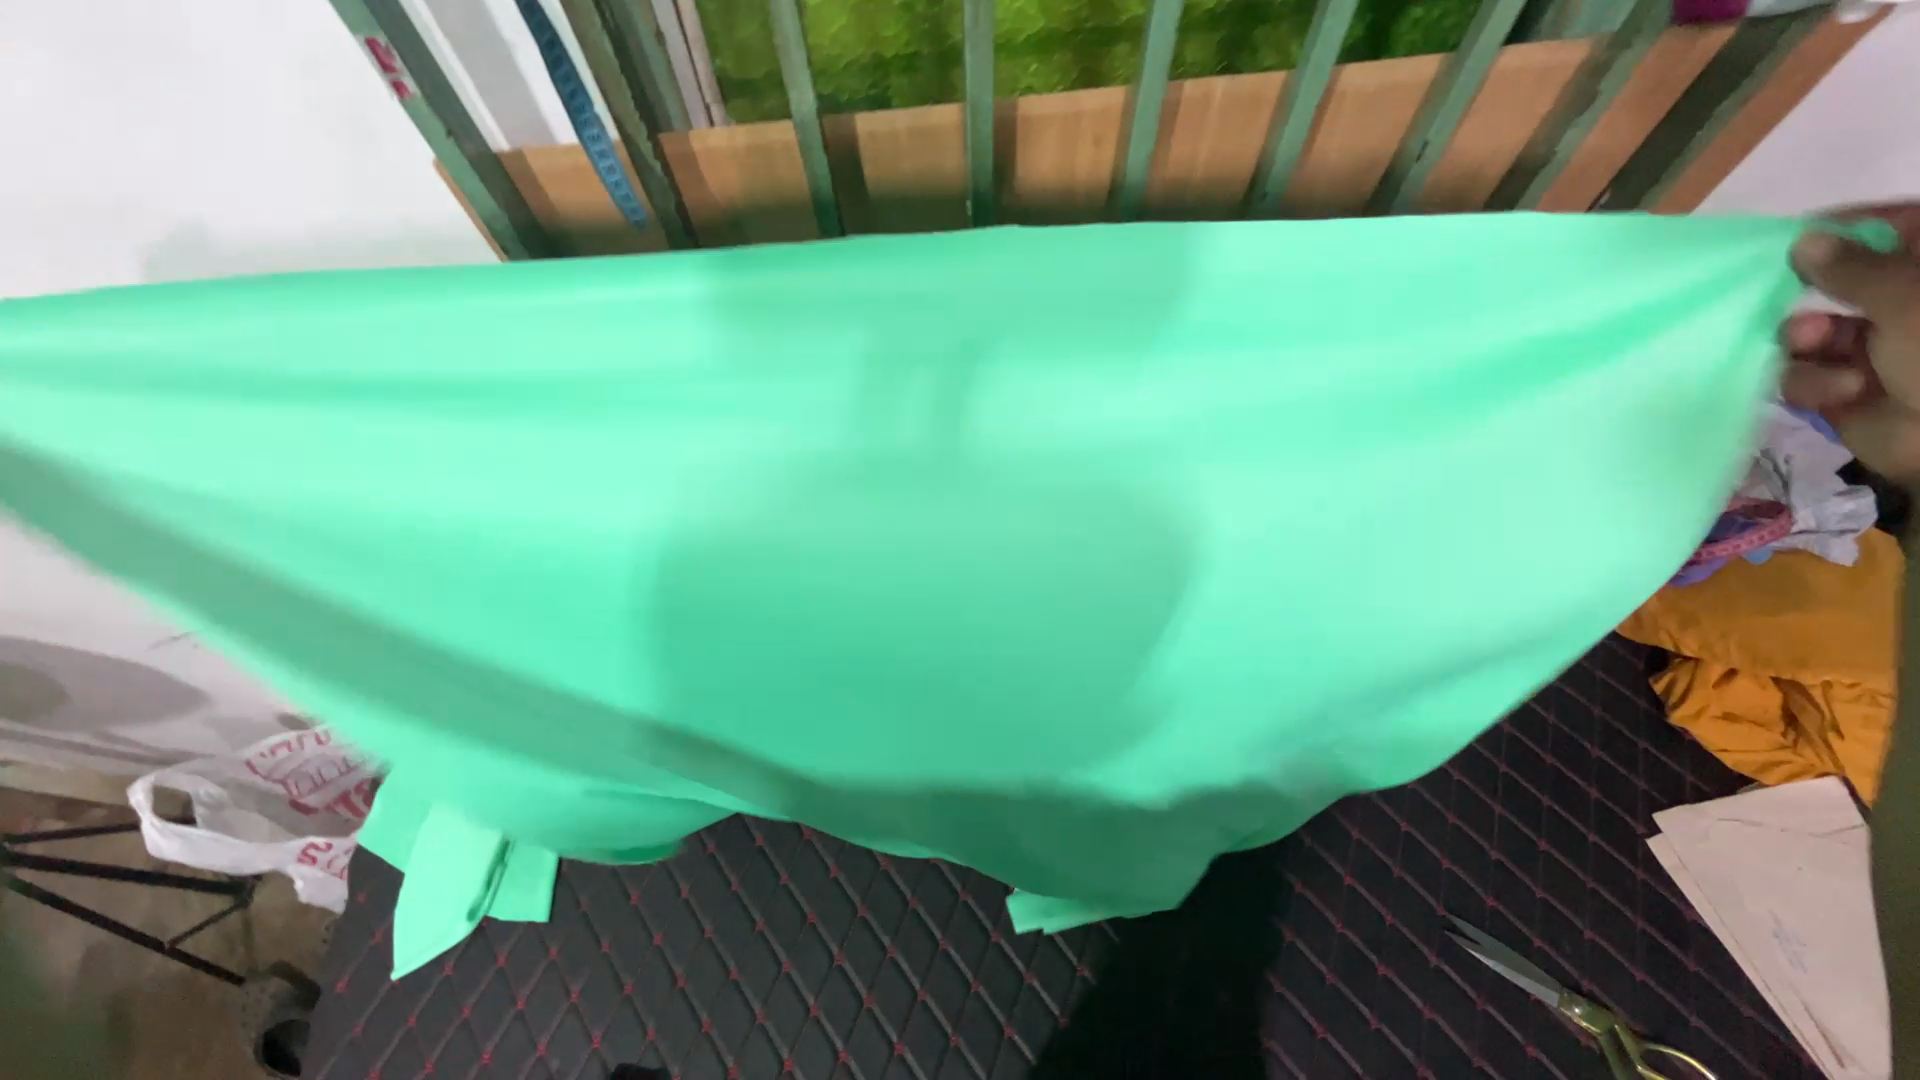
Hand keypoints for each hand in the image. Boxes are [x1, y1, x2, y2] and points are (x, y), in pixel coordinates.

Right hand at [1781, 204, 1919, 481]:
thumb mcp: (1911, 298)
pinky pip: (1801, 375)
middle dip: (1810, 295)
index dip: (1852, 228)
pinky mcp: (1845, 391)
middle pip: (1842, 284)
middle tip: (1790, 293)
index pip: (1901, 229)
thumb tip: (1805, 239)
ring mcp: (1879, 351)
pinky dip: (1810, 381)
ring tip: (1814, 347)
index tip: (1799, 235)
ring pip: (1811, 332)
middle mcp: (1909, 309)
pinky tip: (1837, 390)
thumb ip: (1854, 268)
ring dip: (1805, 340)